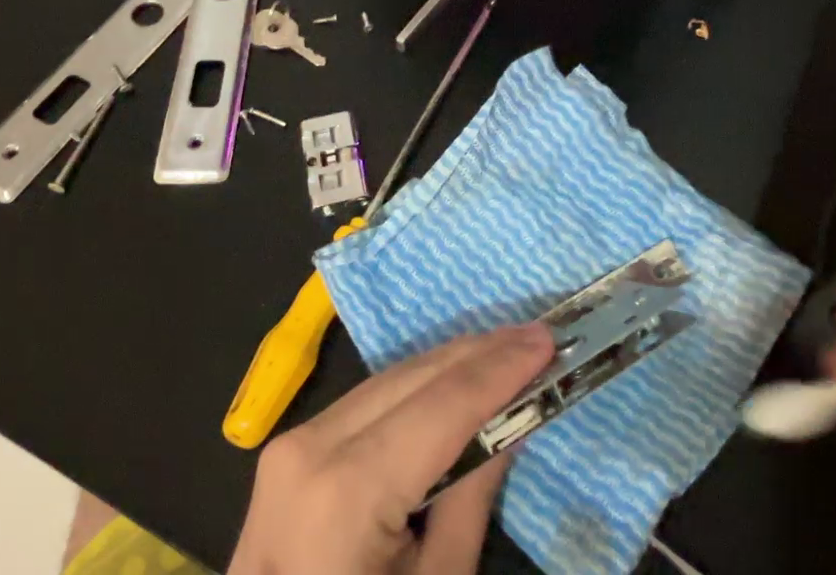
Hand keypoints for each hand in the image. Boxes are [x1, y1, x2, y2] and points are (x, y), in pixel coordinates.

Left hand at [229, 324, 553, 574]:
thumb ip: (471, 499)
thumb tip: (509, 426)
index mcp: (348, 490)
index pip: (443, 406)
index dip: (500, 369)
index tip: (548, 340)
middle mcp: (312, 447)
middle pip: (413, 380)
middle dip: (480, 354)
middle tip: (536, 337)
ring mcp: (291, 443)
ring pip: (388, 380)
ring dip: (450, 362)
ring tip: (506, 348)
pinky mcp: (287, 449)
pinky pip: (364, 401)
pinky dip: (414, 385)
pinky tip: (451, 376)